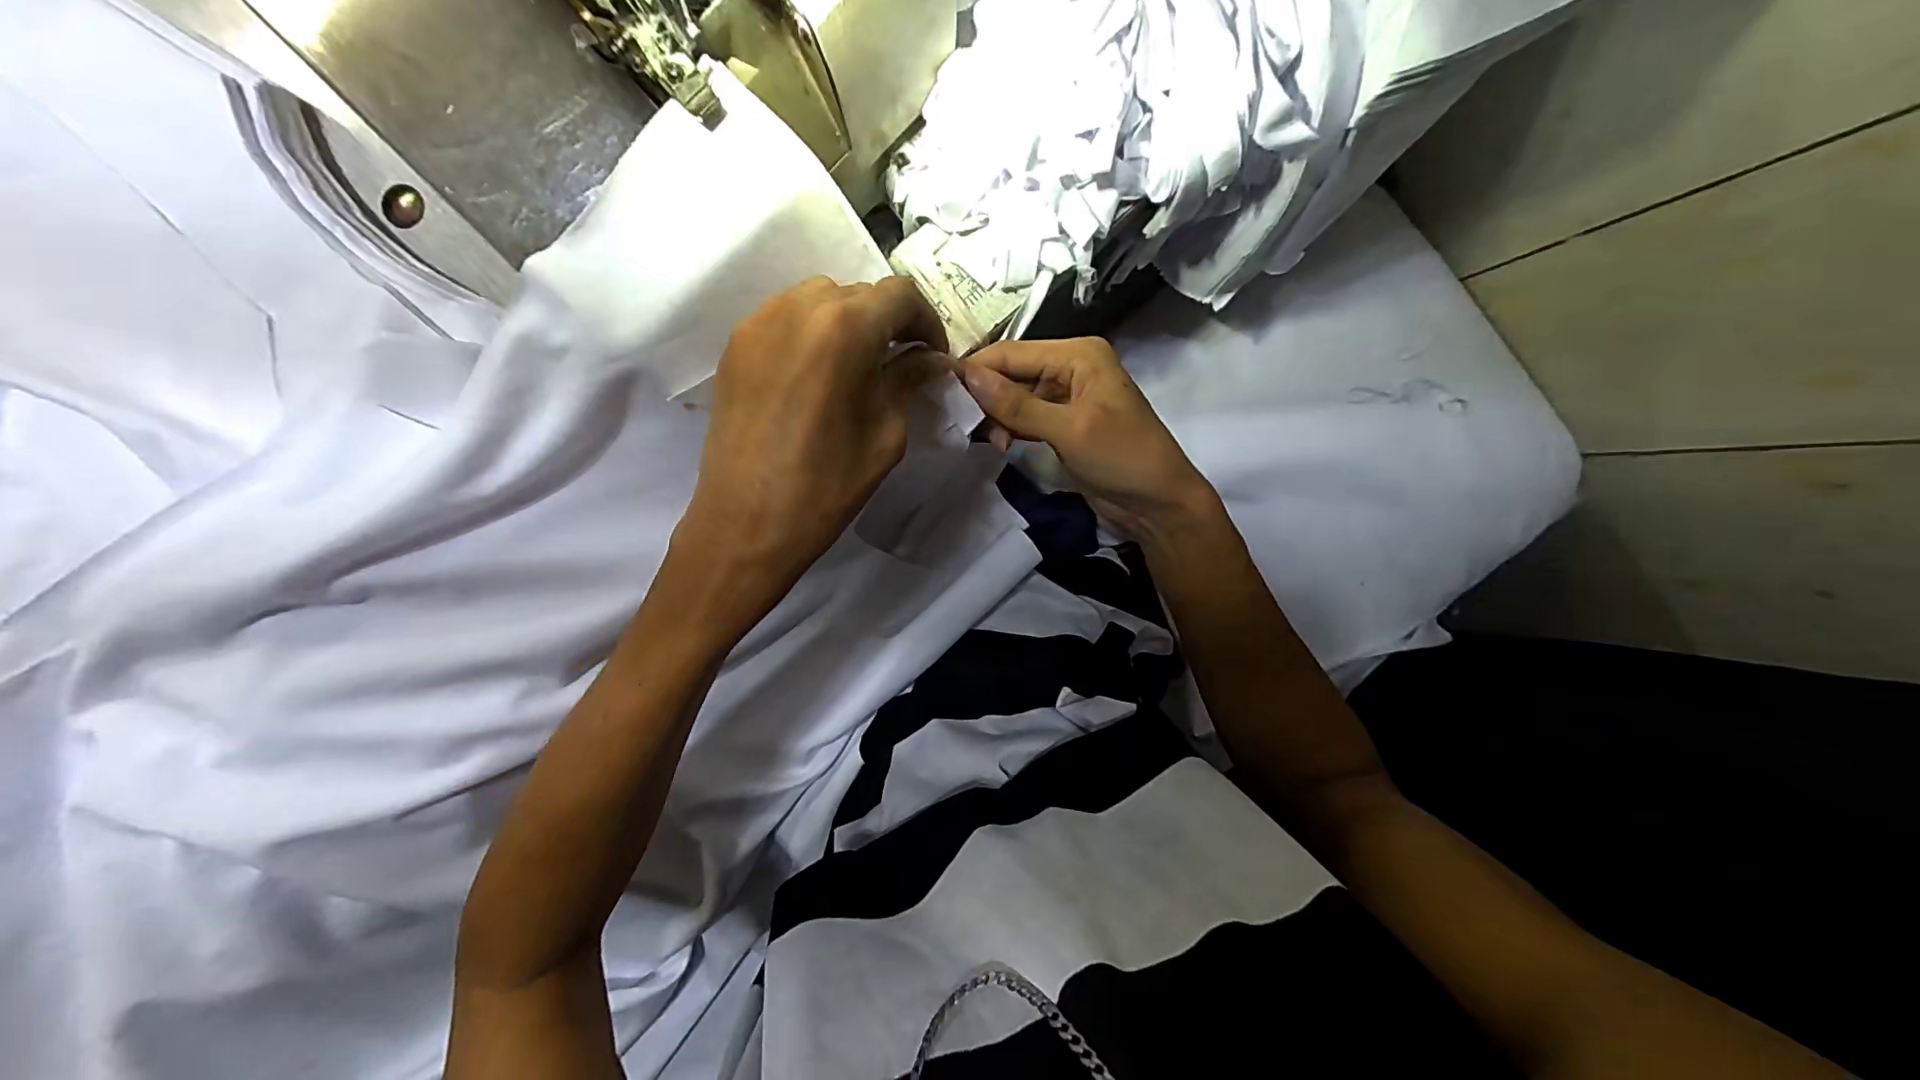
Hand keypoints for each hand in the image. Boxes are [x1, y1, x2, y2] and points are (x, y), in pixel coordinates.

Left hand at [670, 276, 946, 626]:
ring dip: (847, 322)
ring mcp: (759, 323)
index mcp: (844, 328)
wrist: (746, 523)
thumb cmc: (826, 486)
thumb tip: (929, 359)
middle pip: (858, 293)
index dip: (926, 321)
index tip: (931, 356)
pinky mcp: (735, 346)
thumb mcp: (886, 434)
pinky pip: (785, 319)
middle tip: (898, 363)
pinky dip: (811, 334)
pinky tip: (816, 376)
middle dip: (887, 322)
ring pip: (818, 299)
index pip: (900, 295)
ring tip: (856, 367)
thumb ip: (908, 381)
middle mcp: (797, 308)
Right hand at [957, 338, 1219, 542]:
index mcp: (1079, 354)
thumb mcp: (1069, 429)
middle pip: (1012, 372)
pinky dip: (1011, 428)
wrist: (1159, 505)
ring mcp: (1068, 396)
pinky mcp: (1064, 423)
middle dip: (987, 397)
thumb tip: (966, 376)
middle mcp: (1071, 366)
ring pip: (1015, 396)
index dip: (976, 370)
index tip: (940, 393)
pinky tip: (1002, 445)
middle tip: (965, 426)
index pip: (1012, 352)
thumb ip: (1017, 404)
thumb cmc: (1122, 458)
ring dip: (998, 417)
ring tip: (991, 442)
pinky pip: (1027, 416)